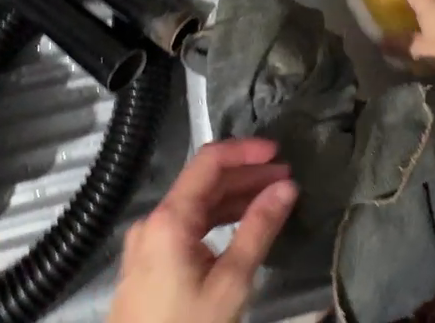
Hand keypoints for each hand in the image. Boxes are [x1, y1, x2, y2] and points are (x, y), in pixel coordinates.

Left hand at [109, 137, 297, 322]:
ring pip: (196, 205)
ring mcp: (147, 242)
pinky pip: (187, 226)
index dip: (246, 151)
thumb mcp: (230, 283)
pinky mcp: (148, 263)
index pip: (209, 161)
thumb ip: (259, 229)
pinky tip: (243, 224)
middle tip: (286, 179)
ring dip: (235, 198)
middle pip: (203, 182)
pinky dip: (217, 220)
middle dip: (246, 176)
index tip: (279, 153)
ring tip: (273, 199)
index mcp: (169, 218)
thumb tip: (287, 187)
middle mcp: (153, 221)